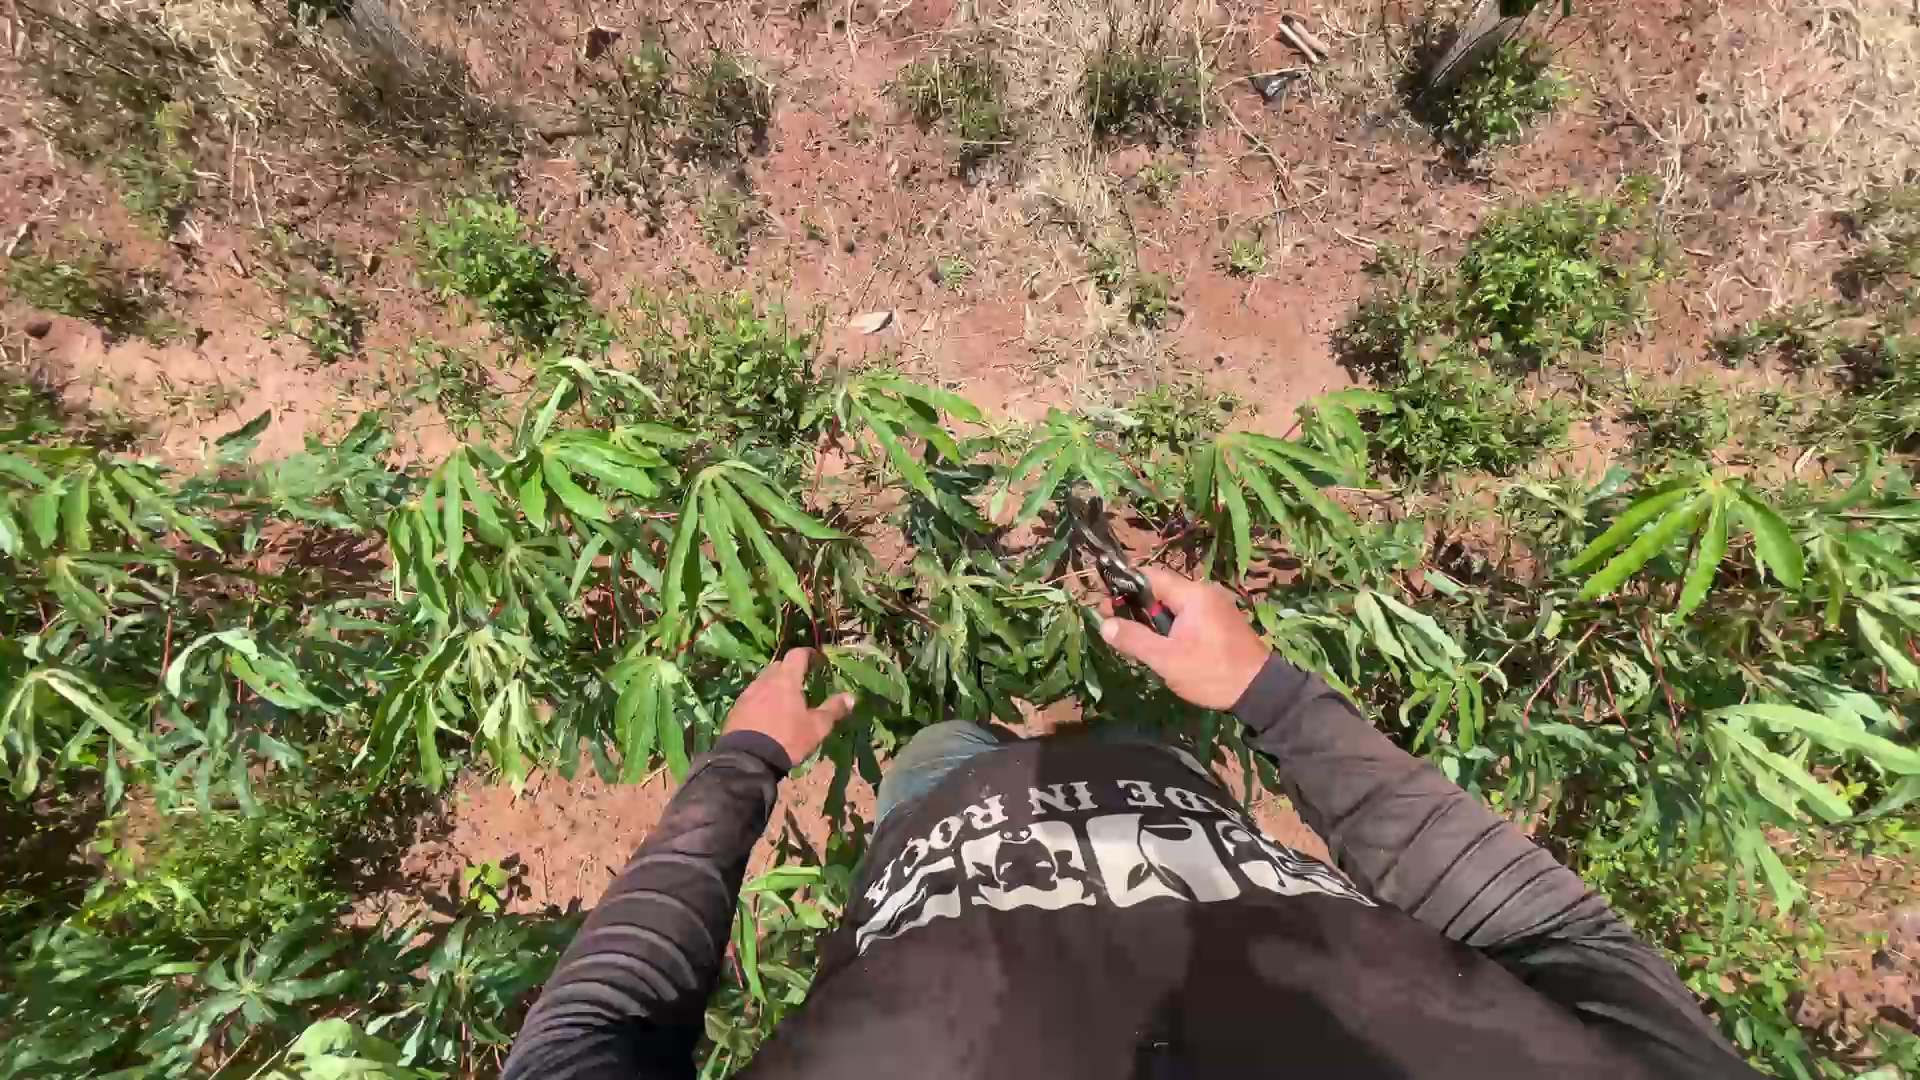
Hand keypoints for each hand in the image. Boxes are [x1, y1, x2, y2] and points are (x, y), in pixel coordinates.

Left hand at [723, 649, 855, 763]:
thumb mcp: (816, 727)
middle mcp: (765, 680)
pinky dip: (761, 699)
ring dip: (774, 685)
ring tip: (784, 700)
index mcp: (786, 679)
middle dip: (791, 670)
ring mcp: (748, 694)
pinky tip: (766, 715)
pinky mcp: (736, 709)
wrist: (747, 759)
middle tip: (802, 682)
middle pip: (779, 666)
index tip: (818, 660)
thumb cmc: (787, 738)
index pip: (798, 655)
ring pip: (764, 680)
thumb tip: (851, 697)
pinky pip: (752, 696)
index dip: (809, 654)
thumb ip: (833, 709)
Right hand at [1099, 568, 1269, 709]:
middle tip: (1118, 628)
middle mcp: (1205, 592)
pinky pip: (1188, 615)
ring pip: (1174, 604)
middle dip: (1137, 606)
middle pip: (1161, 589)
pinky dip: (1171, 625)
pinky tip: (1164, 646)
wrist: (1262, 692)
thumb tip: (1105, 625)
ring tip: (1138, 641)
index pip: (1149, 576)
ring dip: (1154, 618)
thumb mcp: (1167, 659)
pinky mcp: (1221, 622)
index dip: (1124, 587)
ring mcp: (1216, 606)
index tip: (1107, 607)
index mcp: (1192, 594)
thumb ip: (1134, 639)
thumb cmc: (1212, 673)